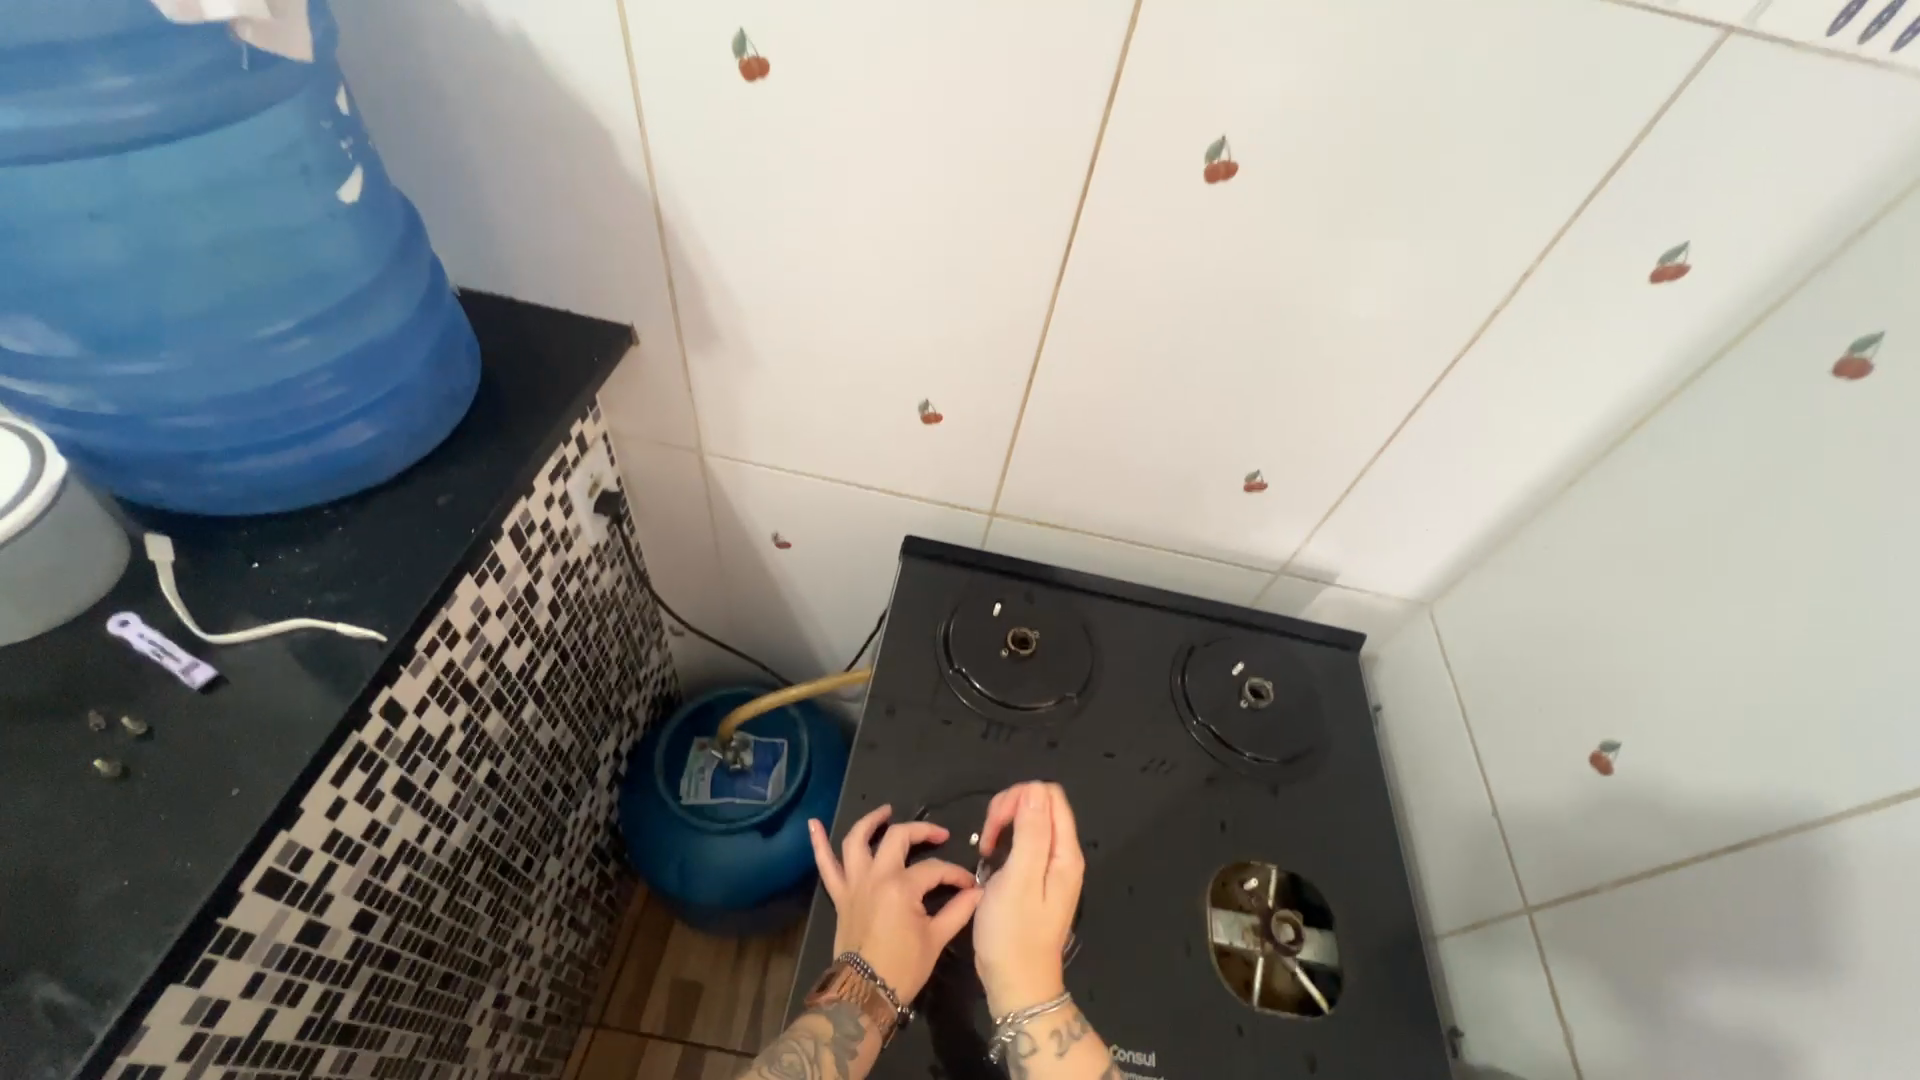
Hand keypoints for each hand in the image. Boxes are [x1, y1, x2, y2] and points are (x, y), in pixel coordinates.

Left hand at [808, 806, 981, 1002]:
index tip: (969, 885)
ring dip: (869, 822)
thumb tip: (979, 892)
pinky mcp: (840, 894)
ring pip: (856, 840)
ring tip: (884, 812)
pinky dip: (818, 844)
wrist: (864, 994)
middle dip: (922, 831)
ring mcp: (854, 883)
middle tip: (938, 834)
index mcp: (902, 887)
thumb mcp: (936, 939)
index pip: (935, 869)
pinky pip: (825, 865)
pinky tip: (813, 824)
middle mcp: (876, 876)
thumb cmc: (903, 968)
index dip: (955, 874)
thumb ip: (958, 910)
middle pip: (898, 837)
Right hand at [971, 782, 1083, 1015]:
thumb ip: (1031, 832)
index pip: (1049, 795)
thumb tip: (1033, 789)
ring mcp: (1051, 867)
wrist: (1016, 984)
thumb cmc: (1014, 933)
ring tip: (987, 851)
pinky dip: (1005, 842)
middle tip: (988, 839)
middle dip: (1009, 809)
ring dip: (1004, 826)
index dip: (1018, 799)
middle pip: (1039, 803)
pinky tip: (992, 861)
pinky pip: (1024, 842)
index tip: (995, 826)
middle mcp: (1063, 855)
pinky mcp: (1037, 878)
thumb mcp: (1020, 879)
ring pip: (1030, 820)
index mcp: (1065, 852)